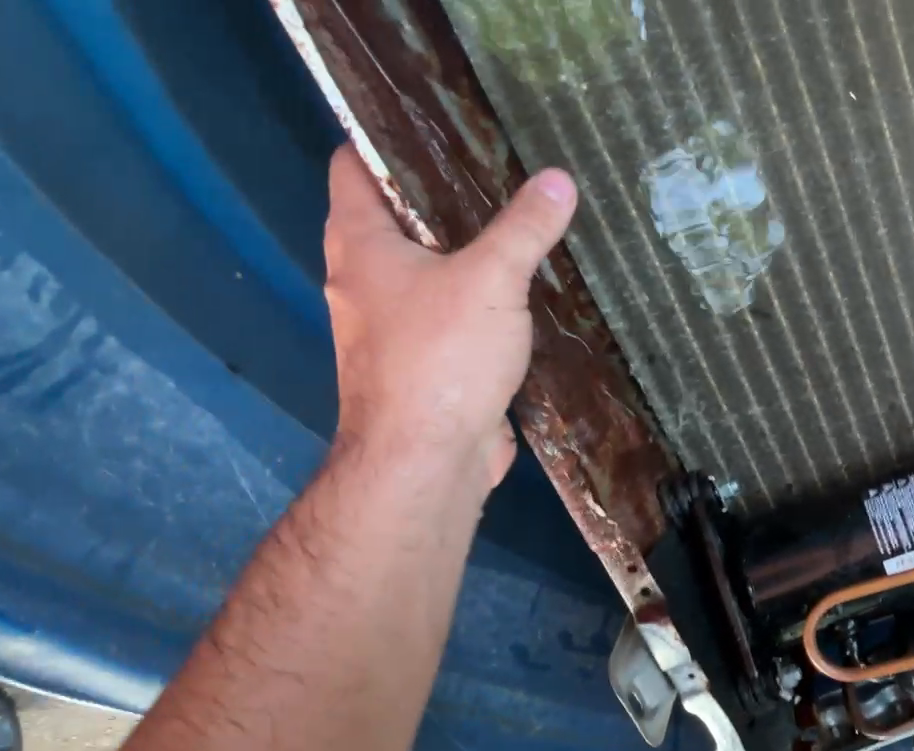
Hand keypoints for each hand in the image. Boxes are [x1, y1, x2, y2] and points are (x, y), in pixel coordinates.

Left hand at [321, 146, 577, 488]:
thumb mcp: (492, 281)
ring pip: (428, 275)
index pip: (354, 163)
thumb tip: (560, 180)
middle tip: (504, 182)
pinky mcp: (424, 367)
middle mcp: (363, 280)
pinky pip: (450, 321)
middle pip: (398, 220)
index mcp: (360, 243)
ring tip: (521, 239)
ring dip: (467, 260)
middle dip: (446, 202)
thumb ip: (524, 229)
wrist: (427, 457)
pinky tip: (522, 307)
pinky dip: (480, 308)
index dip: (391, 139)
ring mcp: (391, 328)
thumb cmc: (442, 356)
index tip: (447, 130)